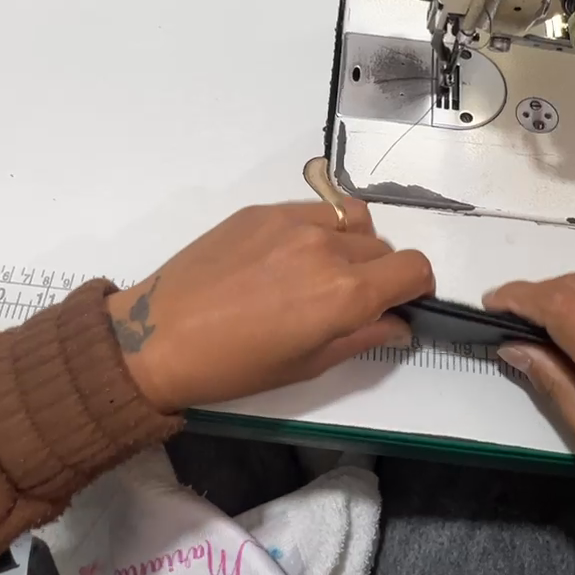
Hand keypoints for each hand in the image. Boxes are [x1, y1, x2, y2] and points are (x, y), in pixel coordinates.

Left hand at [109, 201, 433, 410]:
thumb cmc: (235, 366)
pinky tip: (284, 257)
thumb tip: (399, 324)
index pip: (414, 268)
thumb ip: (363, 337)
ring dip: (352, 244)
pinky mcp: (263, 208)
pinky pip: (313, 210)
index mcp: (344, 293)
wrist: (158, 336)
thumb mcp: (308, 365)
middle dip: (379, 273)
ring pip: (352, 219)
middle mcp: (327, 247)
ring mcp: (292, 220)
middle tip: (346, 299)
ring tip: (319, 271)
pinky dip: (318, 229)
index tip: (399, 302)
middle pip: (383, 246)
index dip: (416, 287)